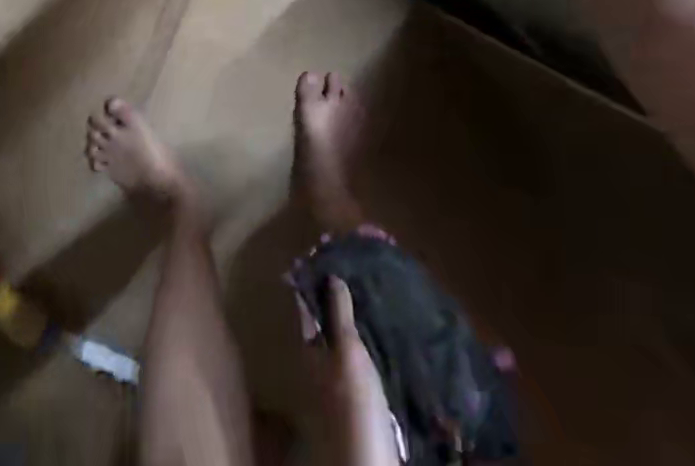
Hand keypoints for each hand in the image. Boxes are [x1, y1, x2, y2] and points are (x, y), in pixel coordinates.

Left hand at [301, 276, 400, 465]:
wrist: (368, 461)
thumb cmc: (352, 403)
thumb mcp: (346, 353)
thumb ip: (338, 316)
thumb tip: (329, 275)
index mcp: (308, 345)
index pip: (306, 301)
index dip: (314, 277)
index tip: (325, 250)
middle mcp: (319, 359)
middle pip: (327, 318)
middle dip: (339, 294)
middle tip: (358, 266)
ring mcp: (339, 379)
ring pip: (346, 337)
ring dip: (357, 316)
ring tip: (376, 290)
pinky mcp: (362, 397)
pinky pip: (364, 357)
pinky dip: (372, 340)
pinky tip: (388, 333)